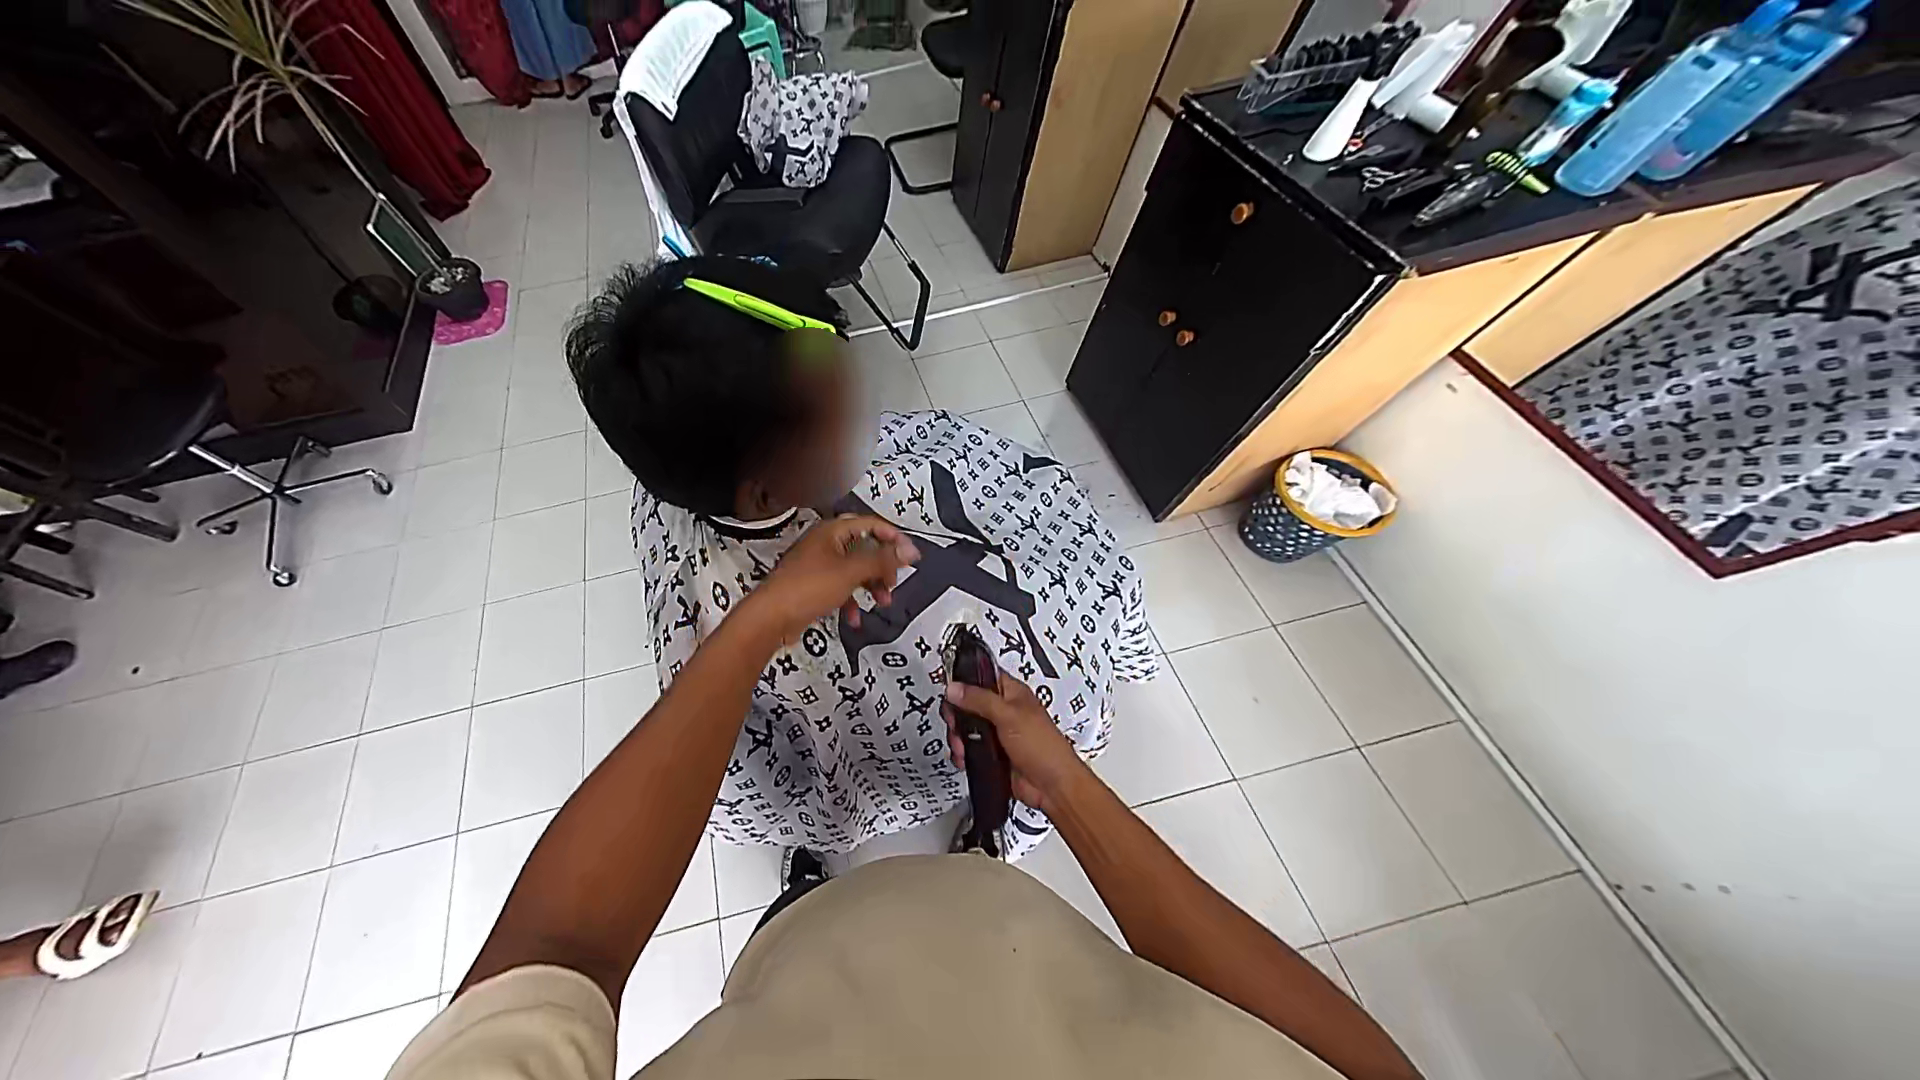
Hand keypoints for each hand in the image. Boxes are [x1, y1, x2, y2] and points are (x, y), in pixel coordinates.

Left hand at [744, 515, 918, 642]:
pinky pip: (842, 588)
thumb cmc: (802, 589)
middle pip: (865, 549)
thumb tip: (907, 550)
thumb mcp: (851, 571)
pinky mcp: (814, 586)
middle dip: (882, 567)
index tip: (908, 553)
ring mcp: (818, 566)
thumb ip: (882, 560)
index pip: (871, 524)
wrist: (771, 618)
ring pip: (855, 571)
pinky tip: (855, 616)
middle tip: (894, 579)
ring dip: (871, 586)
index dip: (893, 537)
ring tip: (882, 600)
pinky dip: (852, 601)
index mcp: (832, 532)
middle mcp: (824, 544)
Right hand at [943, 672, 1088, 813]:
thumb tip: (956, 688)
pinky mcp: (993, 753)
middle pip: (970, 703)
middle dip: (958, 713)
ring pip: (968, 727)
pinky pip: (971, 747)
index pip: (984, 676)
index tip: (951, 688)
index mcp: (1012, 693)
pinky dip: (963, 752)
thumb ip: (979, 699)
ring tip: (962, 743)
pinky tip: (965, 756)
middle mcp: (1004, 711)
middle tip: (955, 720)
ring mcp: (998, 733)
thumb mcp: (1008, 716)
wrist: (1050, 786)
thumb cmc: (1044, 747)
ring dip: (959, 736)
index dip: (966, 680)